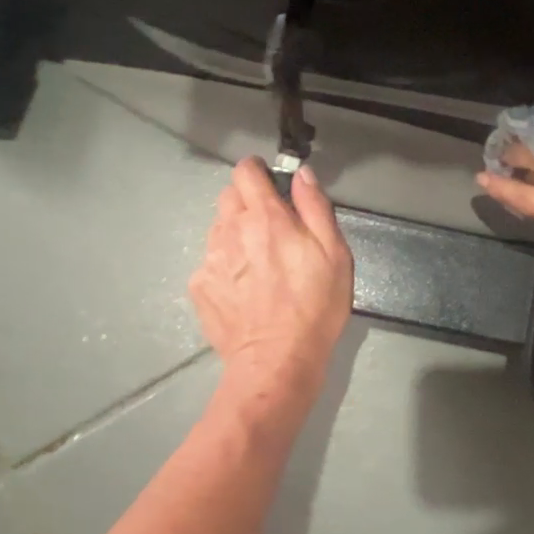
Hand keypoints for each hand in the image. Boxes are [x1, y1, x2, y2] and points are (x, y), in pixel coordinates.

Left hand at [189, 159, 353, 396]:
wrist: (276, 361)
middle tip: (271, 229)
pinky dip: (226, 267)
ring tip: (259, 265)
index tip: (271, 184)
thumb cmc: (314, 307)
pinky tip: (245, 290)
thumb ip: (316, 207)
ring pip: (218, 229)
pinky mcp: (199, 286)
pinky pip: (211, 262)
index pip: (246, 171)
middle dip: (247, 203)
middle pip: (229, 196)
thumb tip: (302, 175)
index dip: (257, 171)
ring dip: (236, 235)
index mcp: (266, 217)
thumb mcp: (334, 254)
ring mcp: (210, 259)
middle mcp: (230, 230)